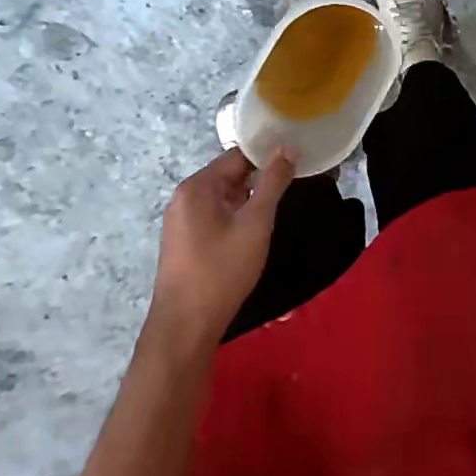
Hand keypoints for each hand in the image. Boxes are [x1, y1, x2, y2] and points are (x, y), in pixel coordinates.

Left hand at [150, 147, 293, 342]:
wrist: (185, 328)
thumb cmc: (222, 270)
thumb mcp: (256, 223)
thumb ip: (273, 182)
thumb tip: (287, 148)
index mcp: (197, 187)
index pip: (238, 155)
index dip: (267, 156)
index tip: (295, 162)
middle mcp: (184, 197)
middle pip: (229, 175)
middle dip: (259, 180)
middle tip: (290, 189)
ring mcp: (180, 221)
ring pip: (224, 197)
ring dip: (249, 201)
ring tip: (275, 211)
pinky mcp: (183, 241)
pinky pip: (214, 216)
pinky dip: (235, 217)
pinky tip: (252, 234)